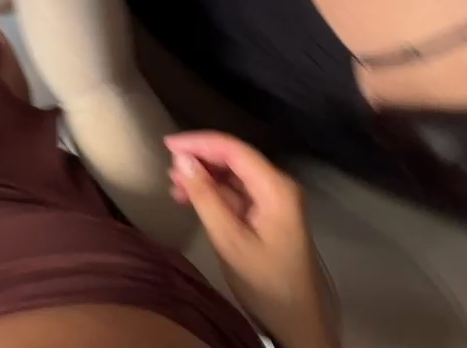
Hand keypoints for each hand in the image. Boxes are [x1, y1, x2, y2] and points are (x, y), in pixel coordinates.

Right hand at [167, 132, 337, 347]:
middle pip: (233, 158)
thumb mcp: (230, 242)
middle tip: (168, 171)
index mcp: (275, 187)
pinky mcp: (267, 212)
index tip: (168, 144)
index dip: (199, 142)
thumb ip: (206, 198)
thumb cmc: (266, 283)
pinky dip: (213, 192)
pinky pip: (236, 191)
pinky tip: (191, 199)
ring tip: (175, 187)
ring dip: (203, 176)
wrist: (299, 324)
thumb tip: (182, 160)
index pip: (233, 149)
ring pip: (232, 173)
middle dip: (199, 159)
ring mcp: (273, 198)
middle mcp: (277, 184)